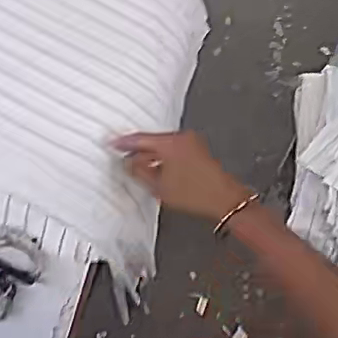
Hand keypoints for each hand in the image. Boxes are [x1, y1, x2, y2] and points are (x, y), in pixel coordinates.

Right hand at [113, 131, 252, 222]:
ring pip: (163, 145)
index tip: (112, 143)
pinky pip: (173, 149)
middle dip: (137, 150)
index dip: (123, 142)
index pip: (140, 139)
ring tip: (139, 167)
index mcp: (170, 142)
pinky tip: (157, 169)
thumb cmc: (195, 194)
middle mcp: (181, 138)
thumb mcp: (158, 186)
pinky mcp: (197, 150)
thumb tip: (128, 163)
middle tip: (123, 157)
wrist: (225, 200)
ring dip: (151, 155)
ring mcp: (191, 142)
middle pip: (152, 141)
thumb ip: (139, 171)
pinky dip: (163, 157)